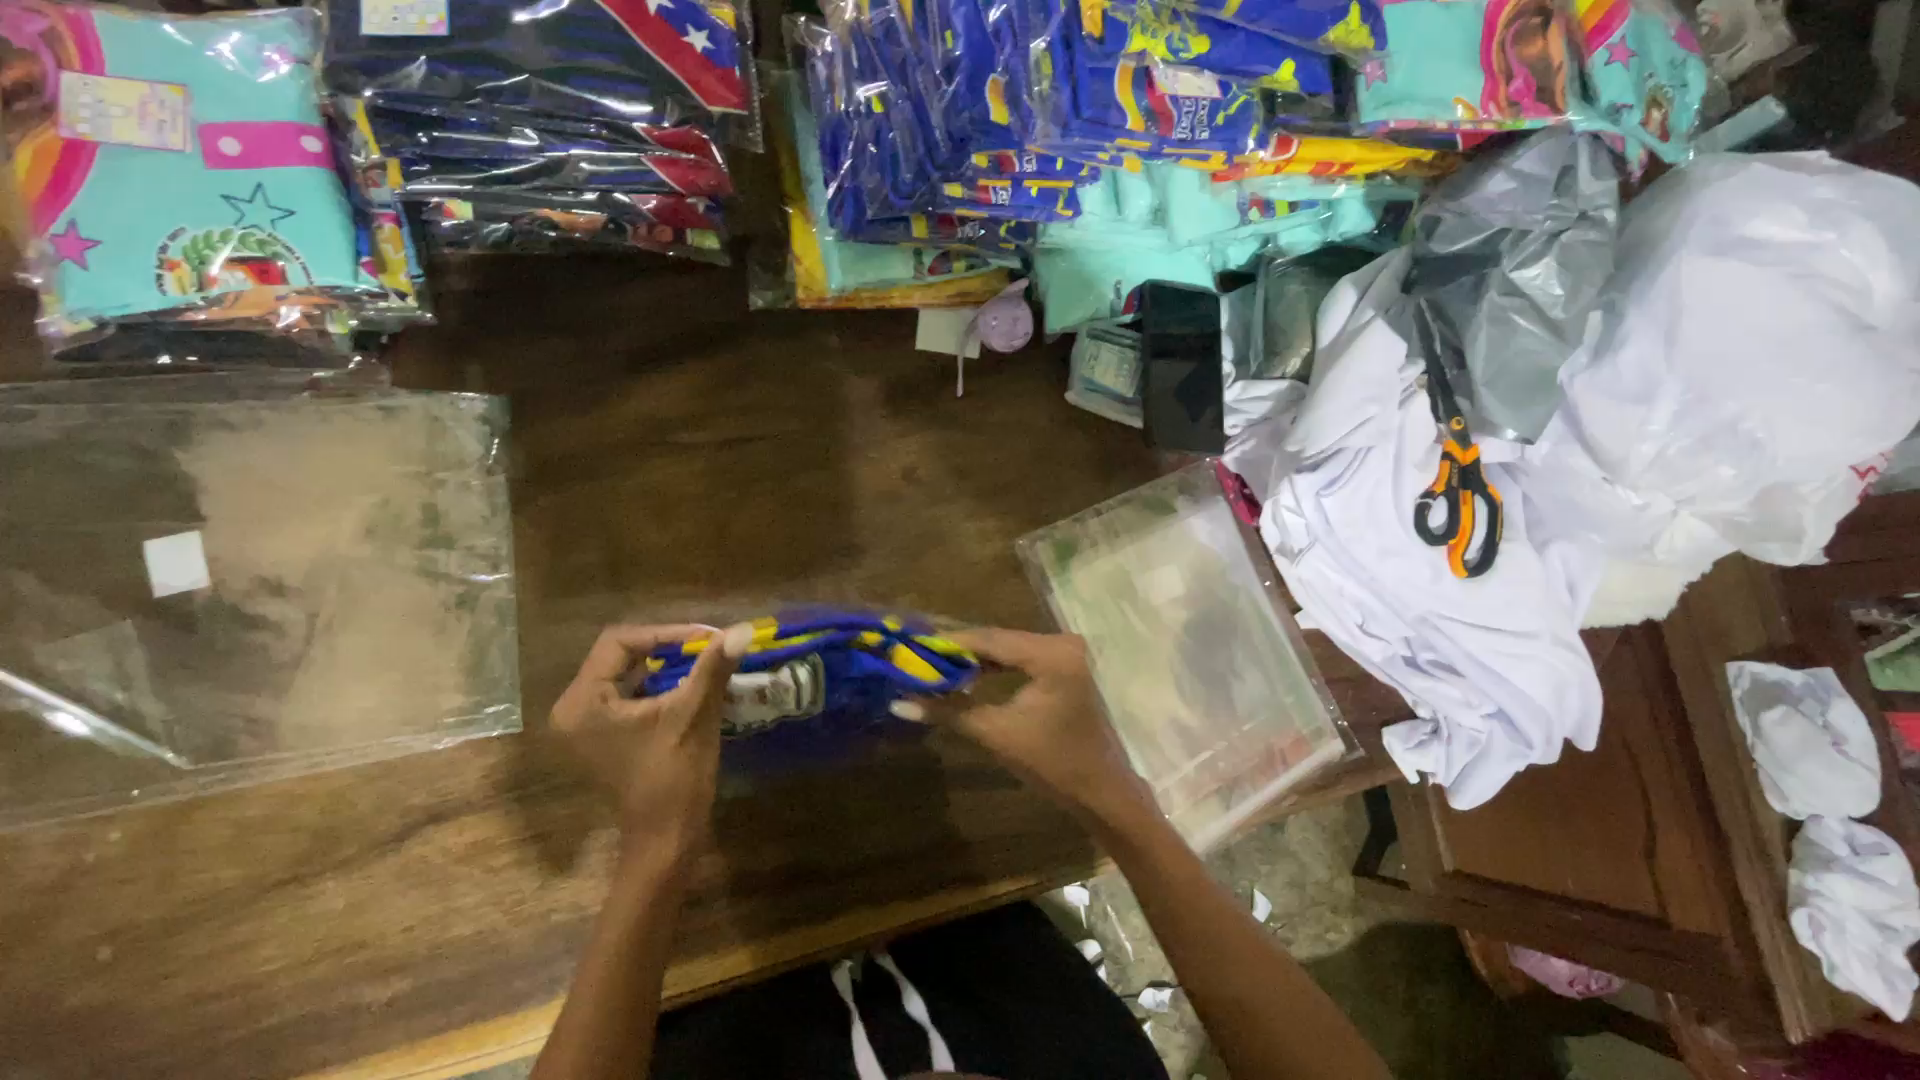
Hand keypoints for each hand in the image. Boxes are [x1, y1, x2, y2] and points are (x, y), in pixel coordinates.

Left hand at [548, 622, 748, 858]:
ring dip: (667, 666)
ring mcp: (587, 725)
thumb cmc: (674, 777)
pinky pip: (631, 695)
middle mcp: (574, 708)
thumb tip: (742, 628)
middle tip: (709, 645)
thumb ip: (712, 667)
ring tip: (706, 660)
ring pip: (629, 675)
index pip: (619, 642)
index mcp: (583, 701)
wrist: (668, 839)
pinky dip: (661, 686)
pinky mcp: (605, 736)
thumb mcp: (694, 715)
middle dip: (668, 648)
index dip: (666, 634)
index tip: (706, 638)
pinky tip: (693, 685)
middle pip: (622, 656)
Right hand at [932, 628, 1153, 828]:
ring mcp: (1067, 653)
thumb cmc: (1052, 763)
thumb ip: (948, 711)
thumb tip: (898, 702)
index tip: (910, 648)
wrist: (1100, 791)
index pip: (989, 639)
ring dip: (976, 660)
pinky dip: (996, 667)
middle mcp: (1061, 642)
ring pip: (1008, 648)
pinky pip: (1022, 659)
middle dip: (958, 651)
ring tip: (935, 668)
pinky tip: (969, 676)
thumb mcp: (995, 733)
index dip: (947, 643)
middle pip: (998, 640)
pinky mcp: (1065, 666)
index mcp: (1051, 653)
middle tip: (917, 658)